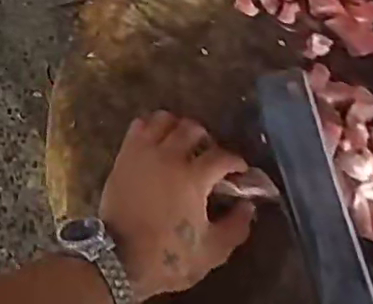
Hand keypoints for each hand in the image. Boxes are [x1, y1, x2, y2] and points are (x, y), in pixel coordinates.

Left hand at [100, 111, 255, 299]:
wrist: (123, 252)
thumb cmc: (171, 254)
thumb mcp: (214, 249)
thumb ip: (236, 225)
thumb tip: (248, 205)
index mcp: (191, 178)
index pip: (221, 156)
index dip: (237, 161)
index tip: (242, 170)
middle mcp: (167, 155)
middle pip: (191, 128)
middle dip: (208, 139)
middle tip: (213, 157)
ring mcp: (142, 149)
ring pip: (163, 118)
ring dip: (179, 127)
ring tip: (186, 145)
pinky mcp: (124, 150)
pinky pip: (140, 124)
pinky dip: (153, 125)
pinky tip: (160, 142)